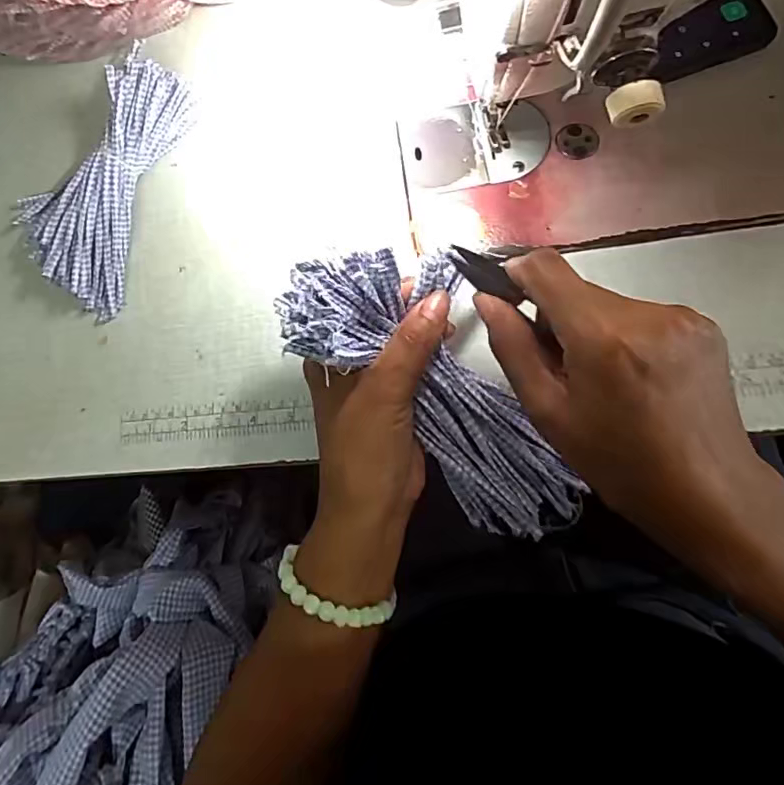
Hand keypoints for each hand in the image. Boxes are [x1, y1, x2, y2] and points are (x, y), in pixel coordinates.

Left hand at [298, 289, 449, 604]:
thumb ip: (408, 345)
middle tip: (445, 286)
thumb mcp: (383, 393)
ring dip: (425, 328)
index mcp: (330, 358)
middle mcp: (350, 365)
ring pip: (403, 344)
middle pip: (381, 324)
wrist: (375, 512)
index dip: (384, 289)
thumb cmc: (364, 451)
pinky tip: (453, 336)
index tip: (422, 272)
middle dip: (410, 306)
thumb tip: (436, 297)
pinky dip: (434, 352)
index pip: (355, 310)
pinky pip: (419, 366)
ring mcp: (377, 382)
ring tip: (453, 307)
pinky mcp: (401, 399)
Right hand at [473, 250, 783, 558]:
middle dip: (558, 318)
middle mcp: (644, 313)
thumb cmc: (620, 463)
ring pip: (608, 302)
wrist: (708, 493)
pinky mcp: (702, 324)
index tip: (510, 300)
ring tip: (606, 380)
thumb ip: (513, 348)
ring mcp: (680, 315)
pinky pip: (641, 314)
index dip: (518, 275)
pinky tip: (637, 377)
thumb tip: (488, 300)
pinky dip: (626, 335)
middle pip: (577, 289)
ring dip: (594, 328)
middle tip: (563, 369)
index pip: (545, 267)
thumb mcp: (549, 412)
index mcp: (602, 336)